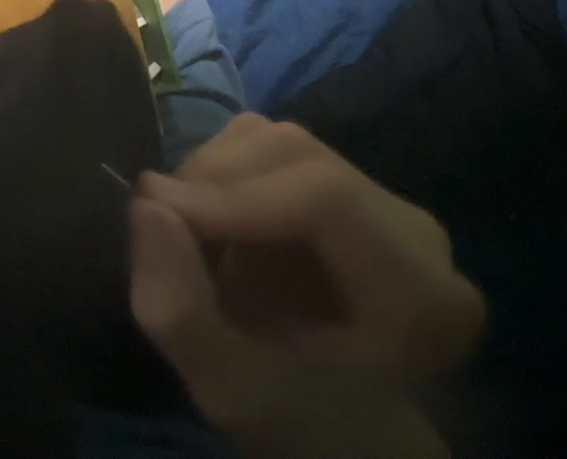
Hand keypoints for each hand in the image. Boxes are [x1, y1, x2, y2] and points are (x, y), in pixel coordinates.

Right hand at [129, 114, 483, 457]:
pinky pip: (265, 142)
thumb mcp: (228, 389)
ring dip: (208, 175)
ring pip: (273, 140)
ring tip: (189, 234)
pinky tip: (212, 223)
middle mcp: (416, 233)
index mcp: (422, 296)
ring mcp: (381, 200)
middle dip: (210, 182)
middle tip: (160, 227)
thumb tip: (144, 204)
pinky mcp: (342, 181)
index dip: (231, 195)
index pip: (326, 199)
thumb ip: (181, 311)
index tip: (154, 210)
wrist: (333, 425)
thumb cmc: (295, 421)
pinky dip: (217, 170)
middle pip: (295, 157)